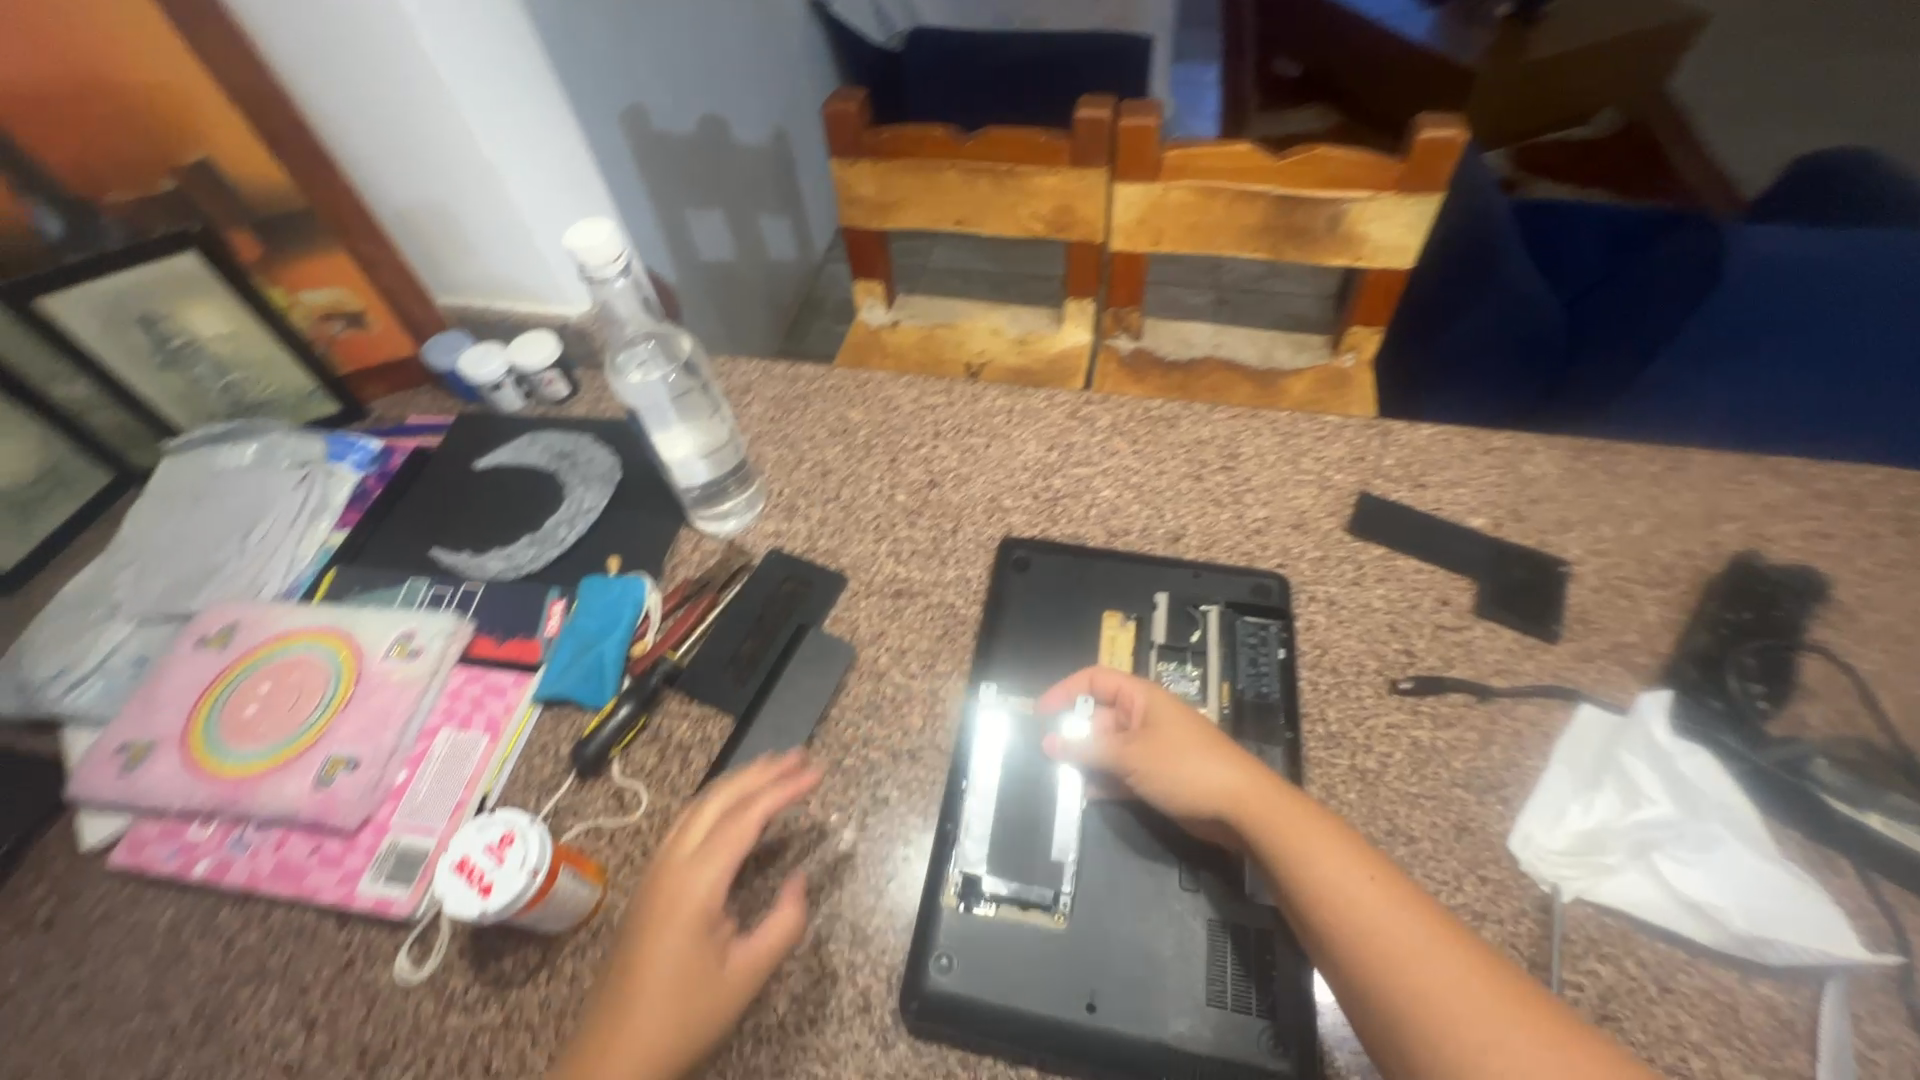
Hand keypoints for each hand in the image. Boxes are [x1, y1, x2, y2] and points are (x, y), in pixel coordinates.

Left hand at [556, 751, 822, 1079]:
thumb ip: (784, 923)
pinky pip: (686, 826)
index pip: (746, 818)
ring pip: (697, 808)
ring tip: (773, 769)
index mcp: (695, 882)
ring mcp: (655, 872)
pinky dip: (718, 804)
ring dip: (737, 783)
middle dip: (761, 772)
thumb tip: (800, 880)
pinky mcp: (650, 885)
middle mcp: (671, 864)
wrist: (612, 1056)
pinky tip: (734, 810)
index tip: (818, 772)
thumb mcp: (747, 976)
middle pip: (718, 800)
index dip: (784, 790)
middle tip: (800, 755)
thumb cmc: (683, 1018)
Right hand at [1038, 667, 1275, 848]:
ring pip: (1106, 748)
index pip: (1095, 680)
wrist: (1240, 807)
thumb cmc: (1184, 767)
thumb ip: (1087, 749)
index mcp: (1140, 698)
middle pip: (1097, 717)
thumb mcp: (1130, 755)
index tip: (1040, 714)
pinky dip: (1102, 781)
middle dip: (1072, 733)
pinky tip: (1084, 795)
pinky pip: (1119, 773)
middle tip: (1047, 755)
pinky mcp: (1155, 777)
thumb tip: (1049, 743)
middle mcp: (1143, 718)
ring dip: (1085, 761)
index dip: (1066, 691)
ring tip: (1059, 778)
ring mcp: (1150, 749)